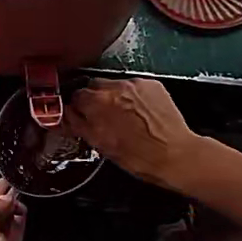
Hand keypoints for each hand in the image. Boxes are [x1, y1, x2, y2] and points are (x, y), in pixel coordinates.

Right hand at [64, 79, 205, 189]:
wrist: (175, 155)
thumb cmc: (139, 157)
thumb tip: (65, 115)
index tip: (81, 116)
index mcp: (97, 102)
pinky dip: (132, 96)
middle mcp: (115, 87)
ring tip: (124, 118)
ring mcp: (135, 83)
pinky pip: (133, 86)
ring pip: (114, 85)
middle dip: (94, 100)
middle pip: (93, 86)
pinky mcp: (152, 84)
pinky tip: (139, 113)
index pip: (75, 96)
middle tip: (102, 118)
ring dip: (113, 97)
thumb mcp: (100, 145)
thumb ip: (78, 125)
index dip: (77, 108)